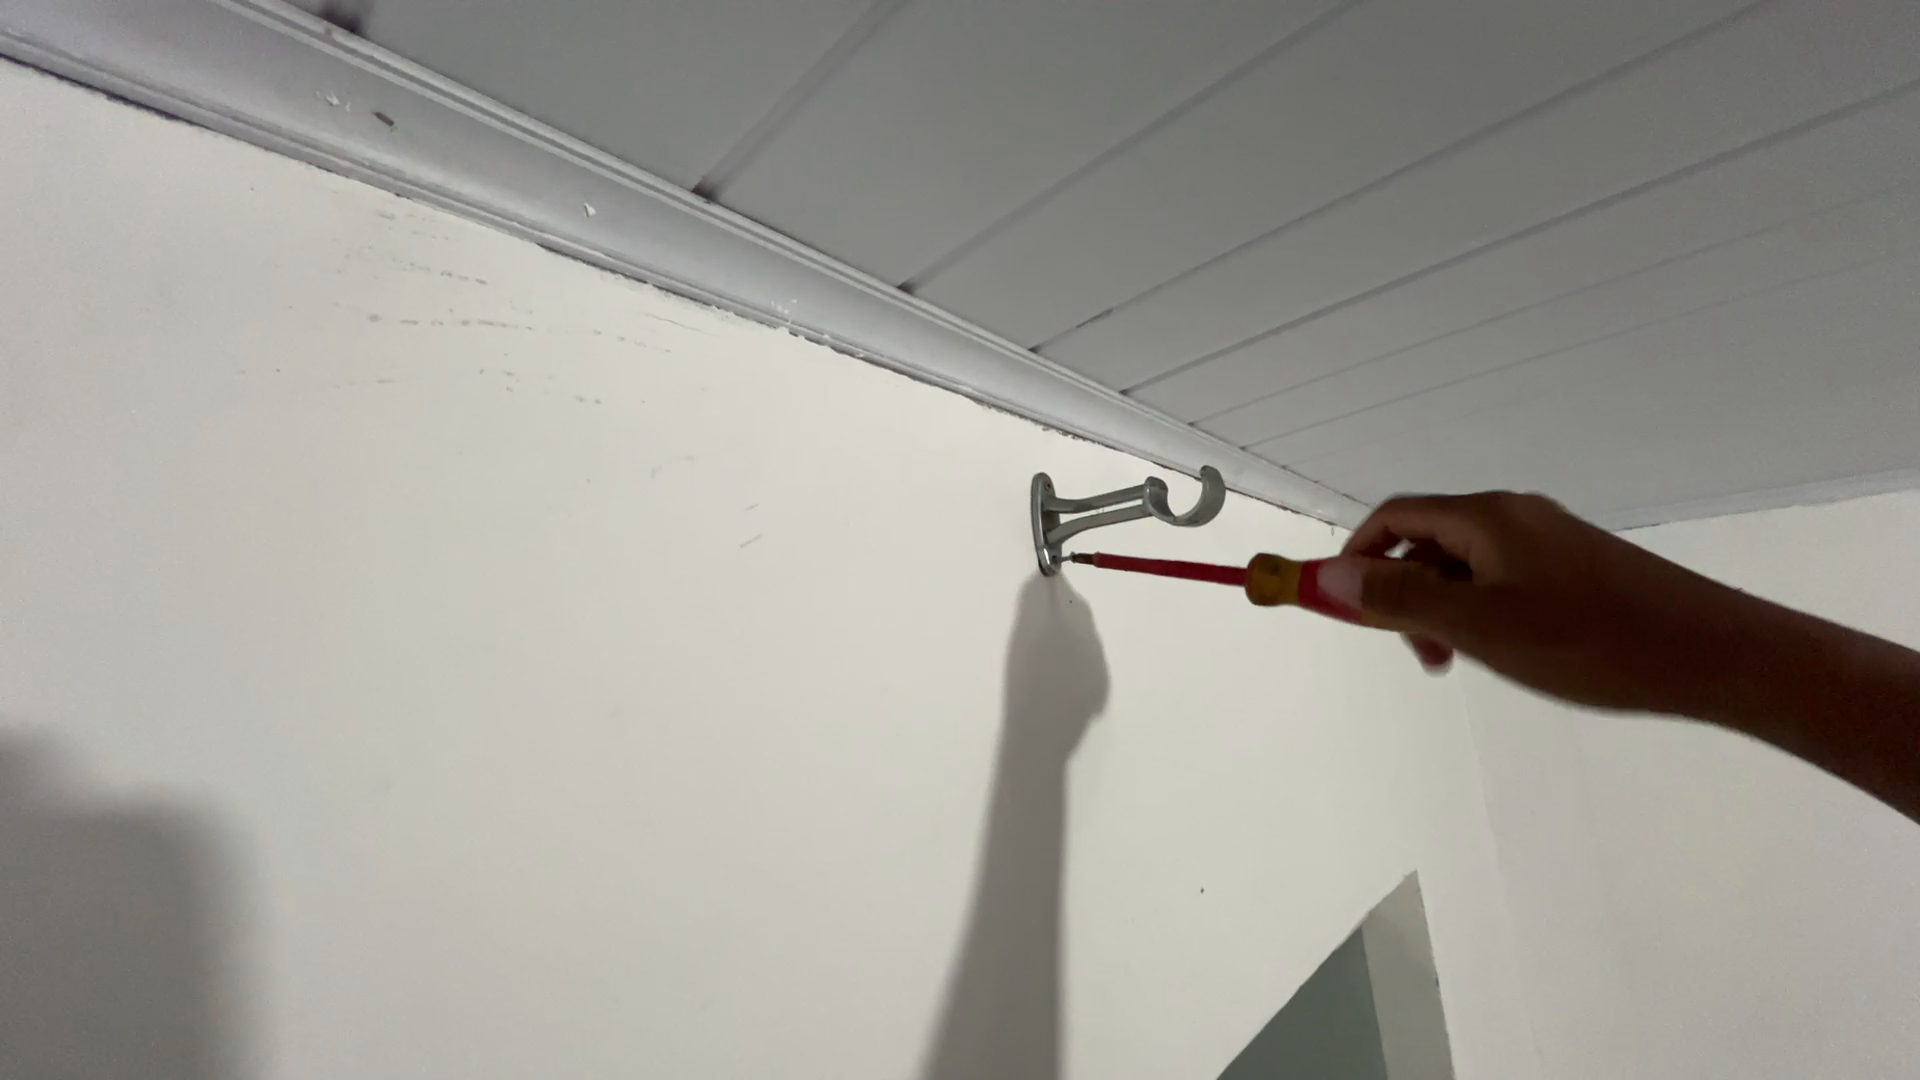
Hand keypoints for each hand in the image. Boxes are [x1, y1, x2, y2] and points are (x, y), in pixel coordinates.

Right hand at [1314, 492, 1766, 716]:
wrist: (1725, 658)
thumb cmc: (1587, 640)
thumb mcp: (1476, 625)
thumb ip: (1399, 598)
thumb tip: (1333, 577)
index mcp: (1485, 518)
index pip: (1395, 517)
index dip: (1357, 553)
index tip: (1341, 600)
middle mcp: (1512, 516)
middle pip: (1425, 541)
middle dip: (1400, 590)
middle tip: (1410, 646)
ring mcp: (1547, 540)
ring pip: (1461, 565)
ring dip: (1437, 606)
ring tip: (1453, 657)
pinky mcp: (1574, 566)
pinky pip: (1498, 577)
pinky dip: (1475, 608)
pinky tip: (1497, 648)